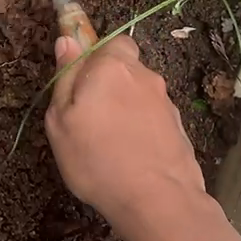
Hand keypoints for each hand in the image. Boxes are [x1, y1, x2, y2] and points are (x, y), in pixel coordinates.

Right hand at [44, 33, 206, 227]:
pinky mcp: (179, 128)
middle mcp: (144, 76)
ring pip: (140, 95)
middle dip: (111, 85)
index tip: (81, 86)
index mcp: (112, 66)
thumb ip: (65, 77)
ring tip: (110, 145)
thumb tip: (67, 40)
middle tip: (91, 118)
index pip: (109, 42)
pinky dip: (142, 130)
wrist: (157, 200)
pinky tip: (131, 157)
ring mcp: (166, 103)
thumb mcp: (60, 120)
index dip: (95, 60)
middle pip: (126, 69)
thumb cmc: (96, 159)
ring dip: (127, 109)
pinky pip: (152, 119)